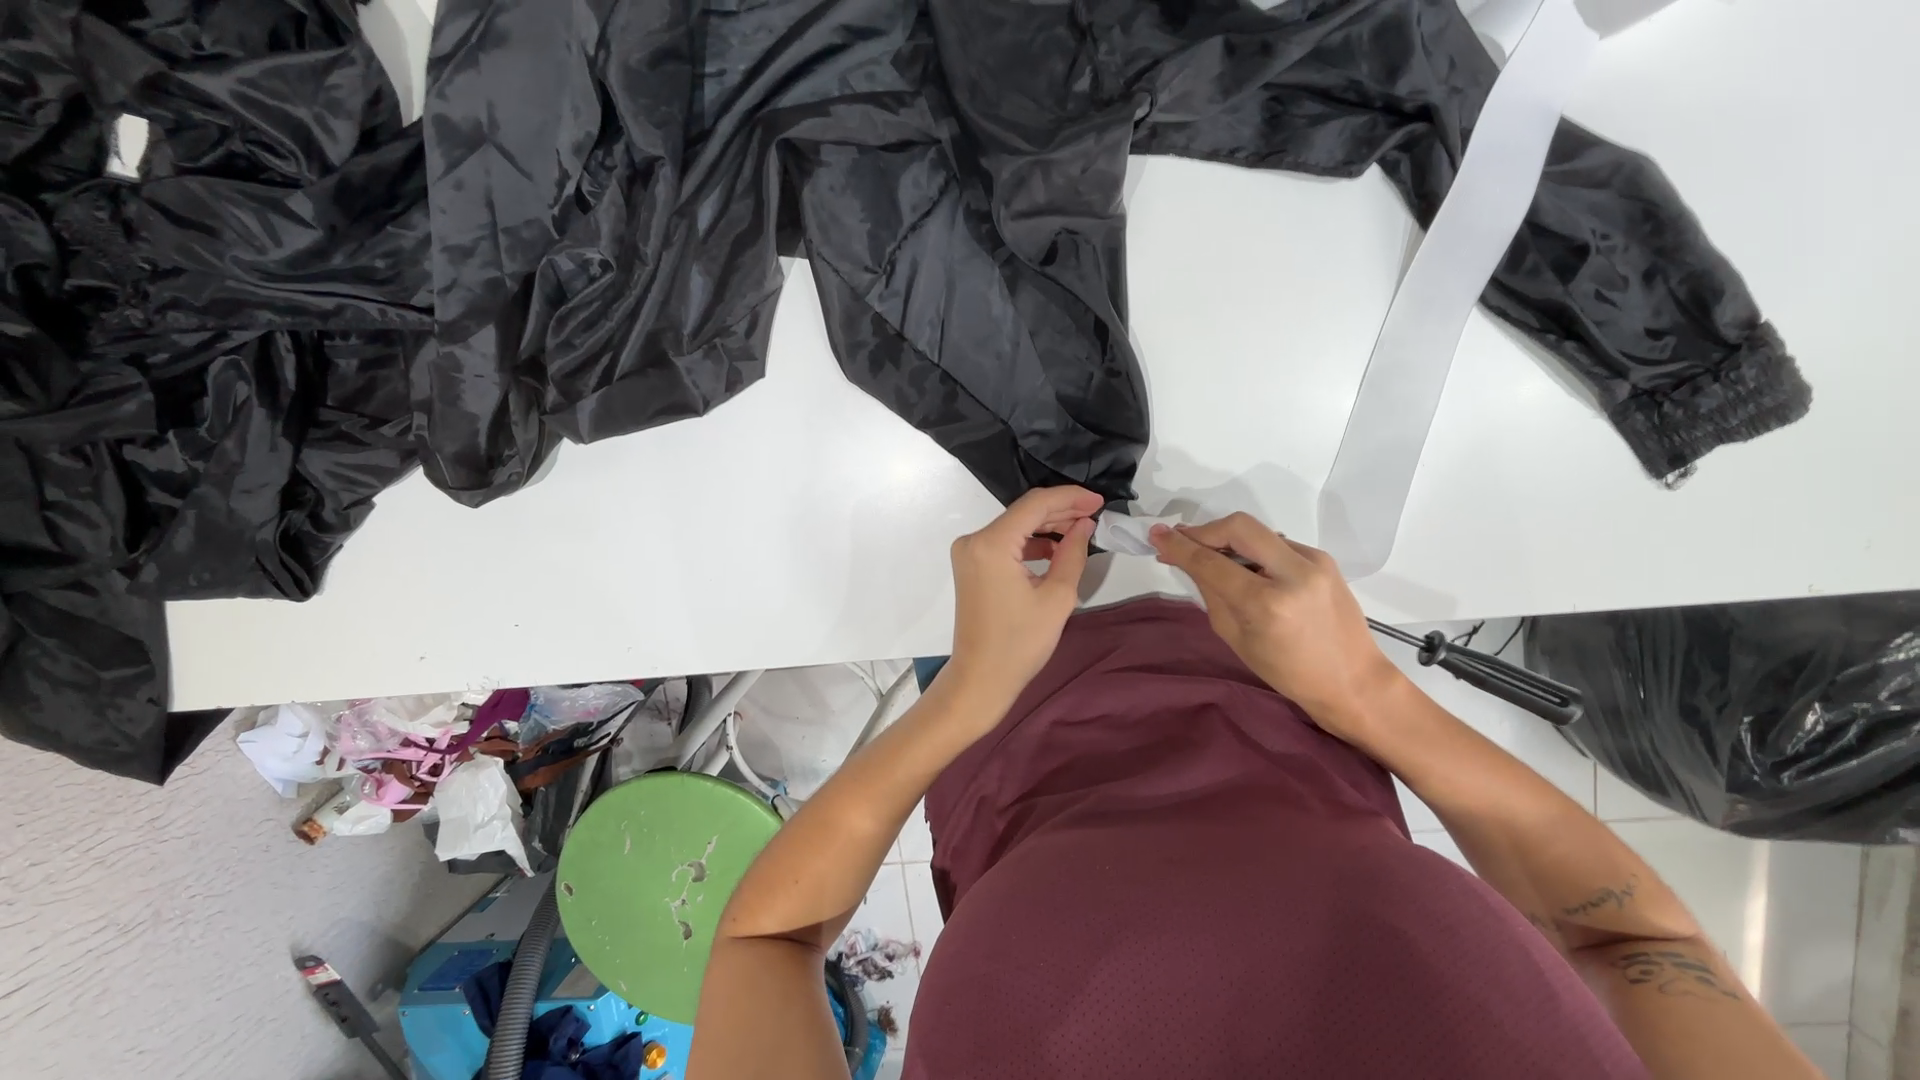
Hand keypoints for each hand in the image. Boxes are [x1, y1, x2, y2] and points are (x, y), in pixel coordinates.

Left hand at [942, 485, 1104, 711]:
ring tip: (1081, 530)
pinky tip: (1057, 549)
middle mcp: (974, 540)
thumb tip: (1084, 525)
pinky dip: (1031, 543)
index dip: (1070, 498)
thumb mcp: (1057, 597)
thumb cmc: (1020, 643)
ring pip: (1015, 526)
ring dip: (1047, 526)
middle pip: (1023, 512)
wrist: (982, 678)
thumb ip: (1072, 553)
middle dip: (1061, 510)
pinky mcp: (972, 566)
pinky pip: (1005, 543)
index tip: (1098, 501)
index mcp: (991, 544)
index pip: (1035, 505)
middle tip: (1095, 513)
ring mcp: (969, 553)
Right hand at [1148, 512, 1402, 740]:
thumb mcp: (1236, 637)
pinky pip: (1277, 544)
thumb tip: (1188, 559)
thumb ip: (1211, 592)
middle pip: (1239, 526)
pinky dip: (1254, 552)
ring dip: (1230, 541)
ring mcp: (1314, 561)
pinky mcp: (1324, 559)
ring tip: (1214, 561)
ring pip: (1258, 532)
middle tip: (1184, 542)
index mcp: (1267, 603)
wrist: (1352, 680)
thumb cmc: (1287, 672)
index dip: (1179, 545)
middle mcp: (1294, 573)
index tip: (1156, 535)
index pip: (1212, 561)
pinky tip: (1249, 572)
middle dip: (1205, 530)